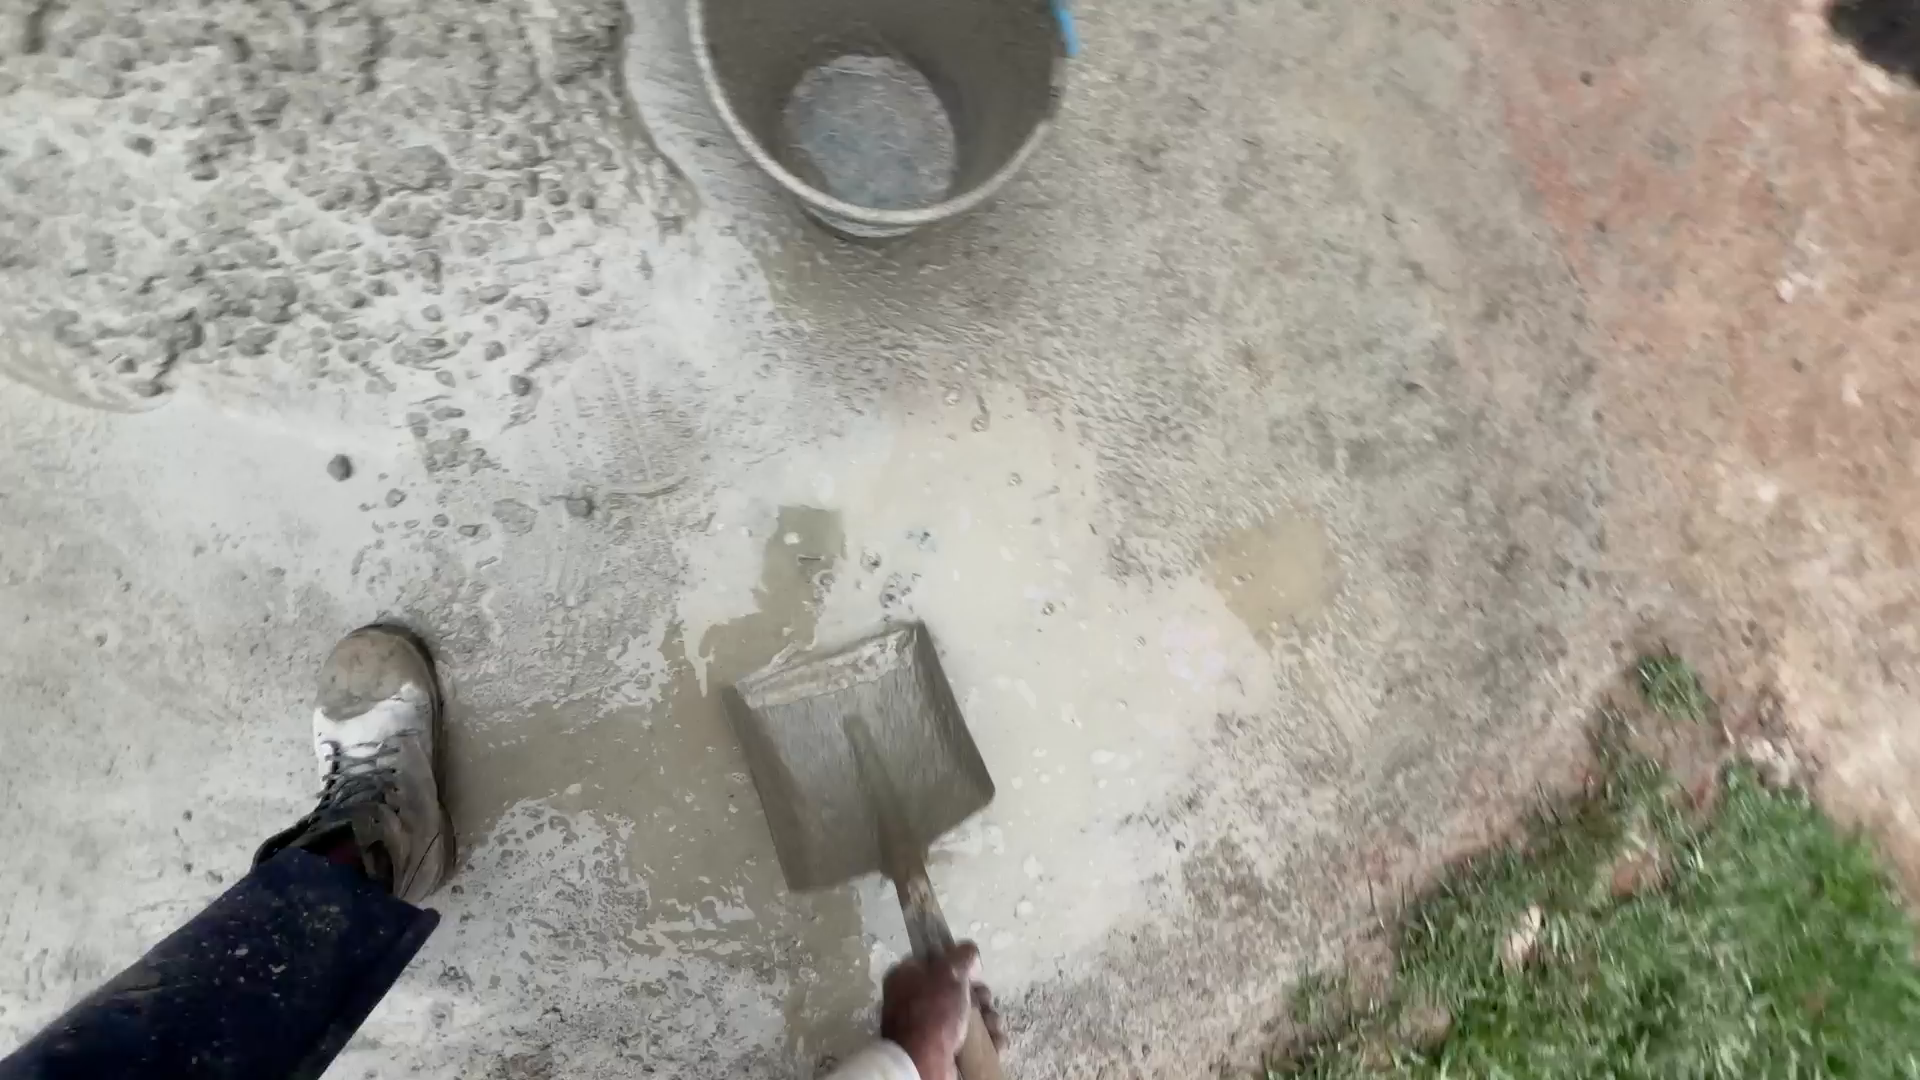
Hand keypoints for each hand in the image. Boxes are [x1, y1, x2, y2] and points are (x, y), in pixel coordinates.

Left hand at [879, 943, 1003, 1079]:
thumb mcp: (948, 971)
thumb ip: (962, 955)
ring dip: (987, 1017)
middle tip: (984, 1000)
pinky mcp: (945, 1052)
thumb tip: (970, 953)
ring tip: (992, 1024)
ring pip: (967, 1015)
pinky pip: (972, 1041)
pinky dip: (987, 1040)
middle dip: (978, 994)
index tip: (972, 970)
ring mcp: (930, 1029)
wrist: (923, 1064)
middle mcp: (916, 1002)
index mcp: (907, 977)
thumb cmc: (932, 1010)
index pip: (935, 961)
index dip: (957, 963)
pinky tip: (995, 1040)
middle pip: (957, 989)